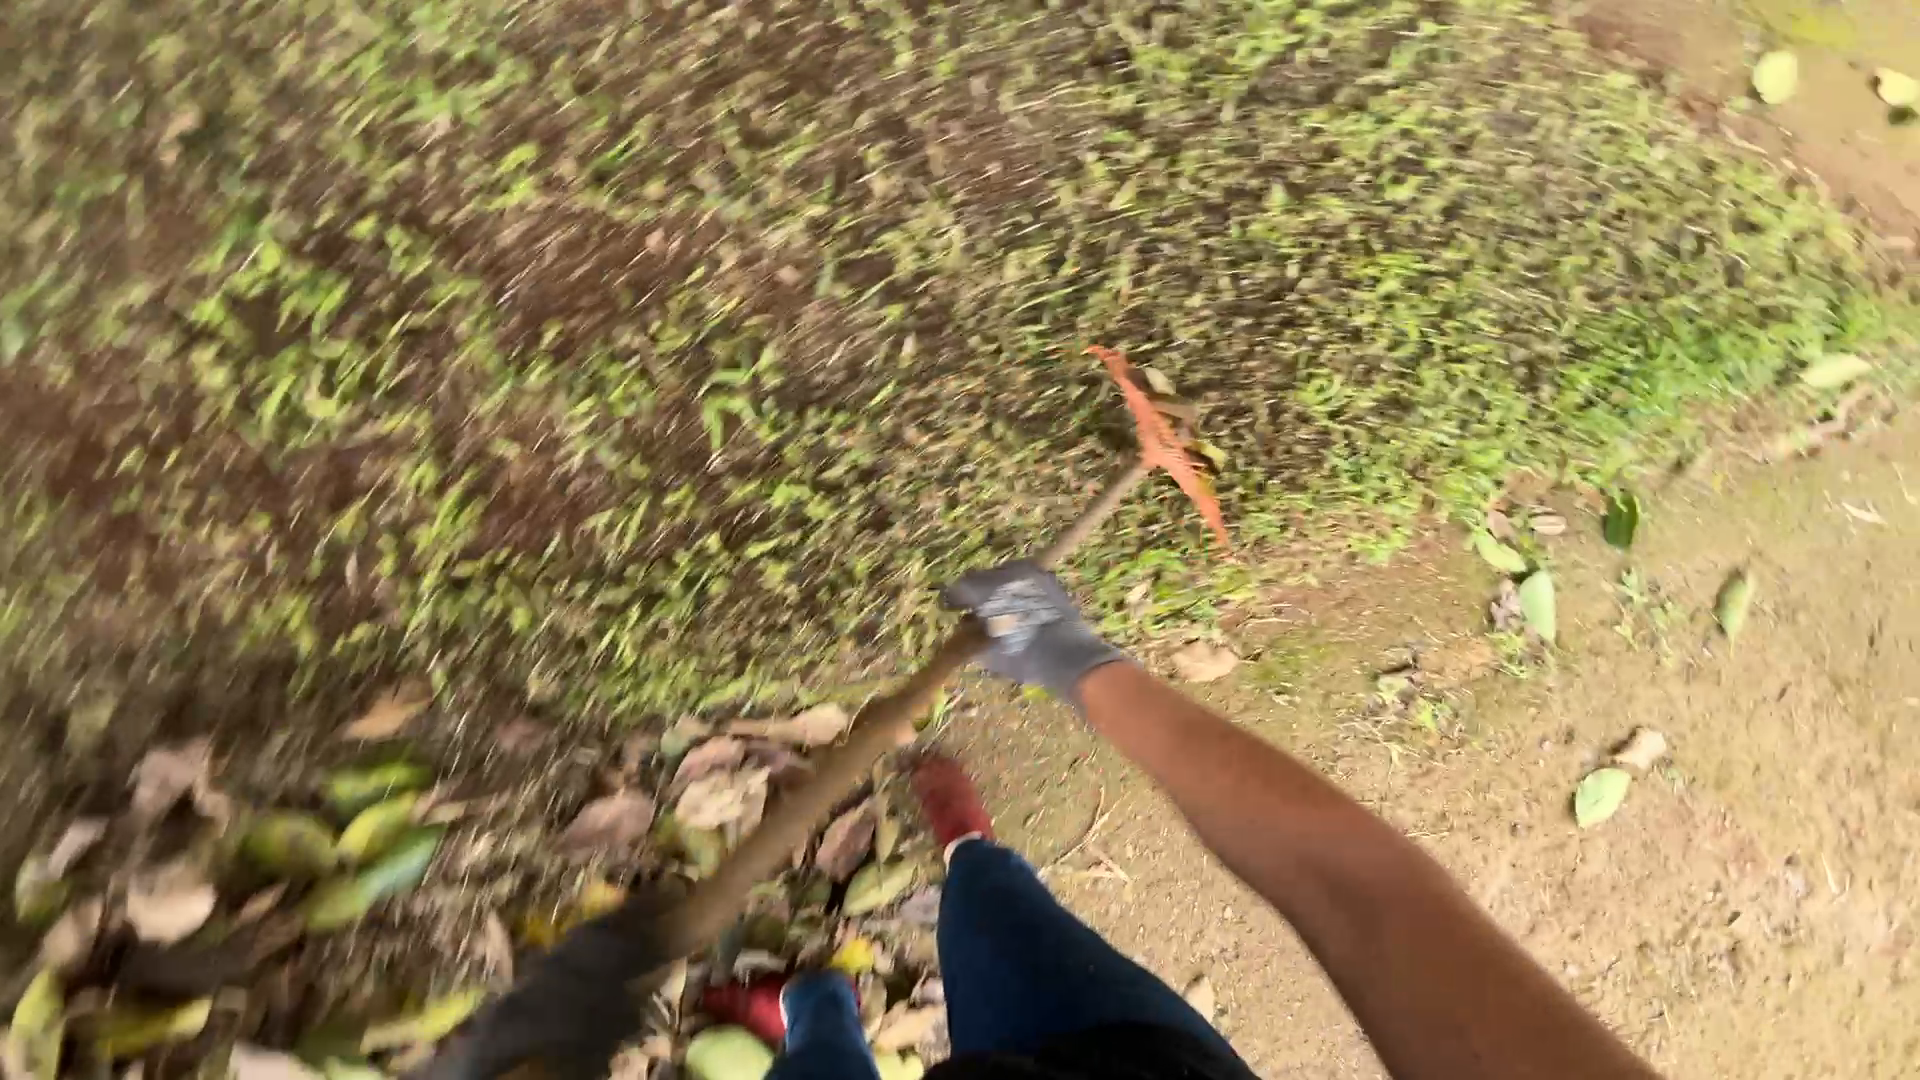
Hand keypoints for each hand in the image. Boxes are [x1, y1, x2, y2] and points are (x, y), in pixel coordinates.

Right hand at [941, 560, 1128, 704]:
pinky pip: (1024, 579)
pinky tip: (1020, 610)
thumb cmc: (1026, 658)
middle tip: (974, 612)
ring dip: (996, 589)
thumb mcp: (990, 655)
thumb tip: (966, 630)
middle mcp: (1007, 574)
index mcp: (987, 589)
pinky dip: (1017, 590)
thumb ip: (971, 639)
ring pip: (1004, 575)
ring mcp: (1031, 573)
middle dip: (975, 593)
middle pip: (981, 577)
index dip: (953, 599)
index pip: (960, 587)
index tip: (951, 609)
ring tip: (999, 611)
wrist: (1073, 656)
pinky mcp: (1049, 579)